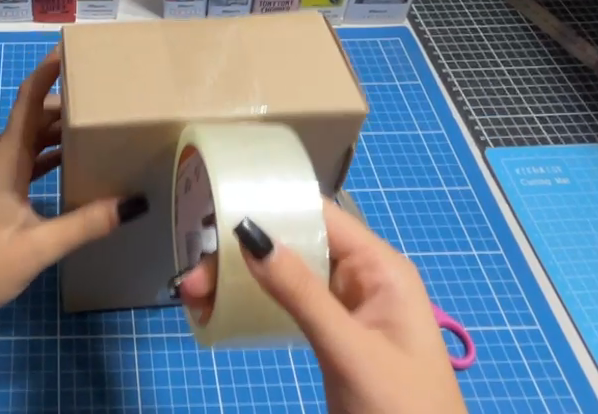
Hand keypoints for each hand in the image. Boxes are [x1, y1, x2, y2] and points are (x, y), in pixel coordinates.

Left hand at [0, 47, 147, 319]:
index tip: (70, 49)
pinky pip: (25, 156)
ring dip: (58, 129)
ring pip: (29, 136)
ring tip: (95, 125)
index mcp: (7, 158)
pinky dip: (48, 152)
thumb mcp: (40, 246)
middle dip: (65, 102)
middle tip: (102, 96)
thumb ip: (85, 223)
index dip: (47, 71)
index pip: (27, 99)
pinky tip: (72, 162)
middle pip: (33, 115)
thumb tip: (133, 203)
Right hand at [176, 200, 465, 413]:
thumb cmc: (403, 409)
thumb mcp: (350, 351)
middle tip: (194, 277)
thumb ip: (302, 293)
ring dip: (239, 280)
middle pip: (293, 244)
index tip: (217, 209)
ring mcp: (345, 305)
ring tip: (195, 296)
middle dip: (241, 253)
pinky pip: (286, 303)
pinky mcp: (332, 333)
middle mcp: (361, 275)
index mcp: (378, 266)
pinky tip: (219, 310)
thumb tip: (249, 232)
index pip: (317, 214)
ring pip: (284, 273)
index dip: (271, 206)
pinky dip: (253, 303)